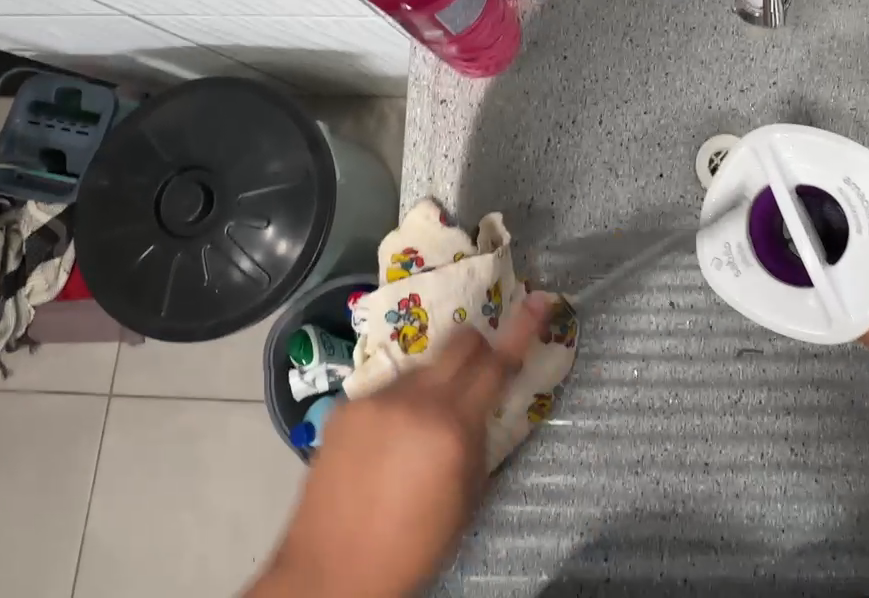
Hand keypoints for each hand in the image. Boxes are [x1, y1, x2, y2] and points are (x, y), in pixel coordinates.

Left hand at [257, 292, 553, 597]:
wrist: (329, 576)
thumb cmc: (412, 548)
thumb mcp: (466, 499)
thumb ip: (479, 440)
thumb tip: (483, 406)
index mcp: (452, 428)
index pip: (497, 365)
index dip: (522, 329)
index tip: (539, 299)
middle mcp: (415, 400)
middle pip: (460, 343)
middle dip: (478, 348)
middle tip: (479, 372)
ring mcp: (375, 399)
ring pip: (422, 366)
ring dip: (435, 383)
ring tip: (420, 427)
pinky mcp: (345, 408)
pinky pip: (387, 389)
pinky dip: (399, 404)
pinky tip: (387, 441)